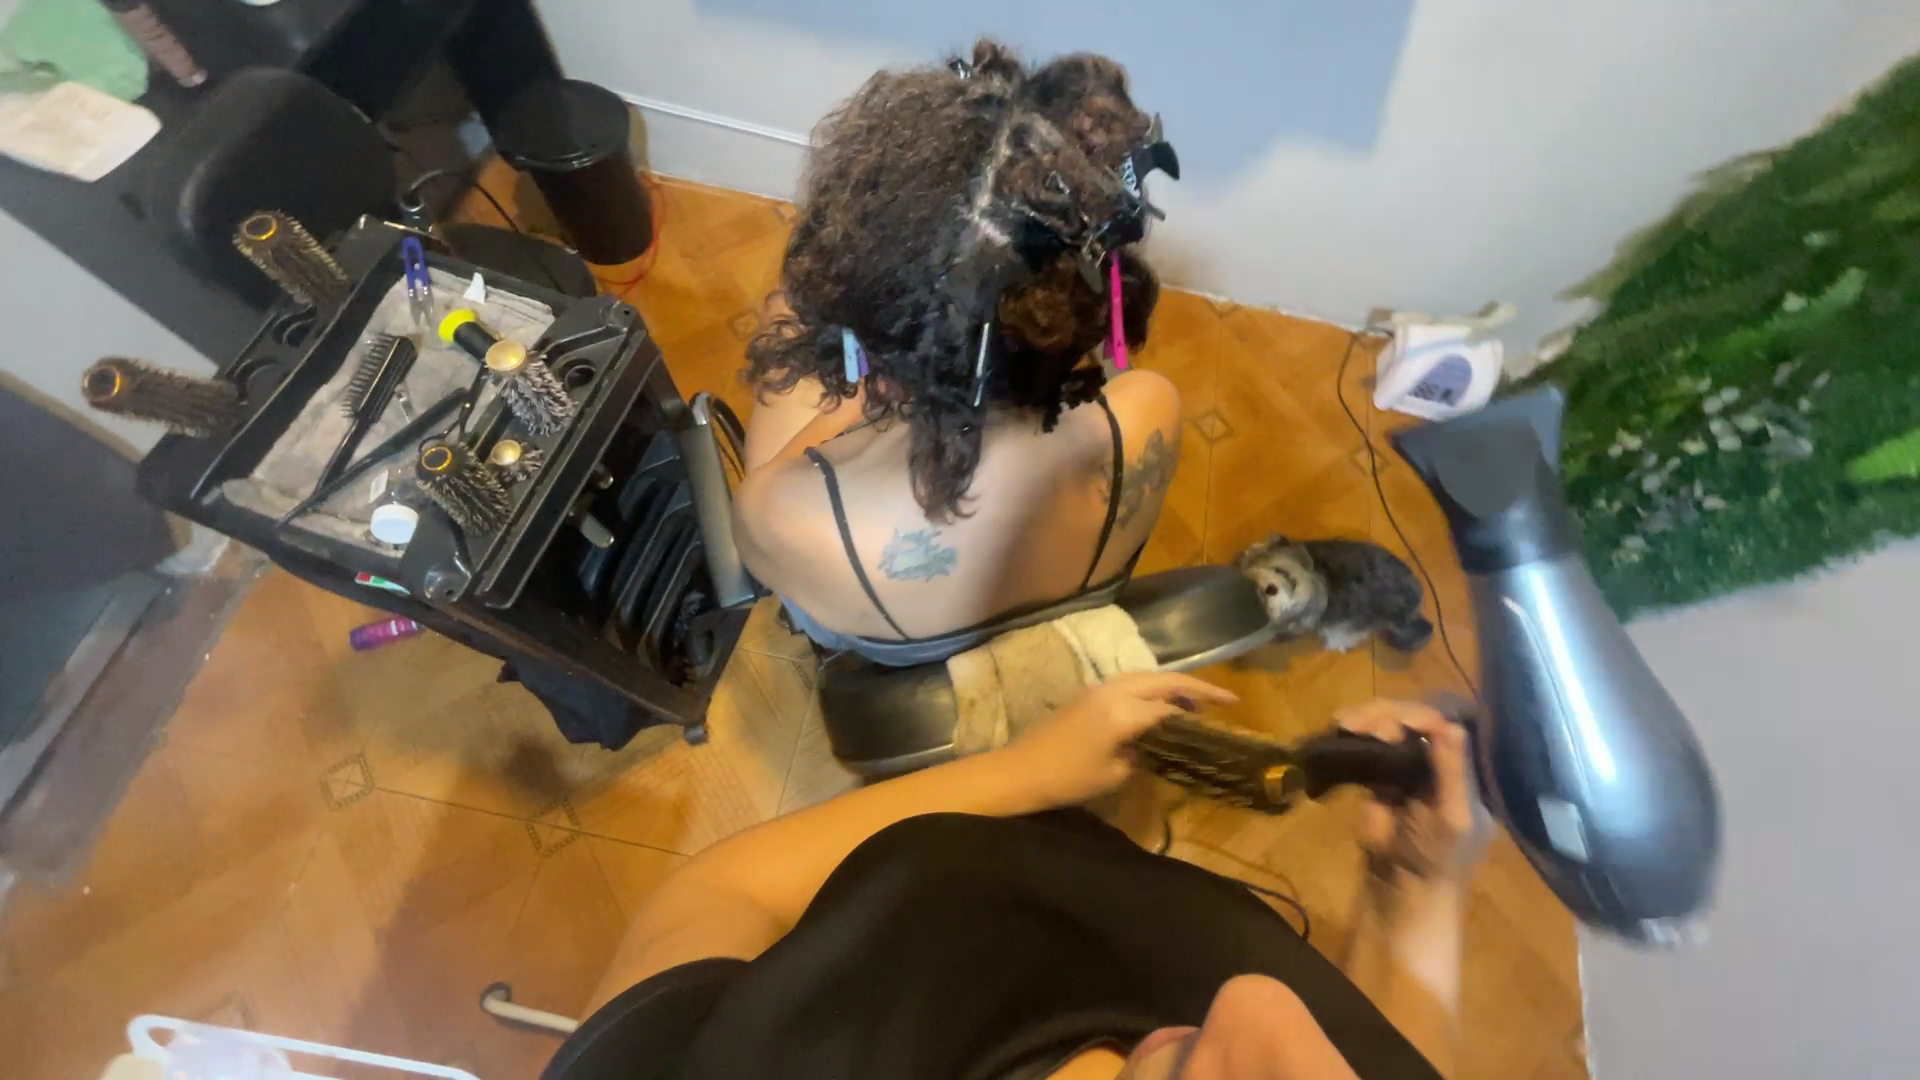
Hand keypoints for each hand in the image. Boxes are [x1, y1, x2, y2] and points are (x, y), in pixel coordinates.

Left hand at [1003, 672, 1238, 806]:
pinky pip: (1127, 683)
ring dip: (1170, 686)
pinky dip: (1150, 689)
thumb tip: (1157, 744)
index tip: (1230, 708)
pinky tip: (1159, 707)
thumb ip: (1143, 753)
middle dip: (1194, 685)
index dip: (1203, 705)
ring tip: (1194, 705)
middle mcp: (1112, 690)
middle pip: (1161, 679)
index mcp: (1122, 711)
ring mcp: (1097, 688)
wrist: (1022, 769)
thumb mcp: (1114, 774)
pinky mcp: (1087, 693)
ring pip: (1143, 677)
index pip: (1171, 704)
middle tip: (1223, 698)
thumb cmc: (1068, 778)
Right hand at [1334, 700, 1484, 884]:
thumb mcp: (1454, 817)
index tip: (1400, 720)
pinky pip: (1368, 741)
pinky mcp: (1379, 771)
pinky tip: (1339, 727)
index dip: (1426, 713)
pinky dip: (1353, 730)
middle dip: (1388, 713)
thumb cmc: (1439, 857)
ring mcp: (1408, 763)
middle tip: (1361, 723)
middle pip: (1417, 716)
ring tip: (1344, 724)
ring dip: (1366, 717)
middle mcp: (1441, 759)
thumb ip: (1453, 772)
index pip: (1454, 724)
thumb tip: (1449, 724)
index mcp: (1470, 769)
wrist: (1400, 885)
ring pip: (1390, 722)